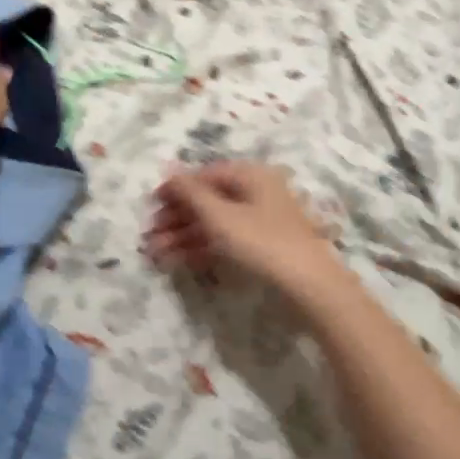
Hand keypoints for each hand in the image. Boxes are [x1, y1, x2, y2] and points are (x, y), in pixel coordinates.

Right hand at [143, 161, 340, 287]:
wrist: (309, 286)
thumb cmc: (262, 242)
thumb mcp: (220, 216)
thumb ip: (191, 193)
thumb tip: (170, 173)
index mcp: (249, 175)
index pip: (204, 175)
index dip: (175, 189)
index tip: (151, 207)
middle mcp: (256, 192)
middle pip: (208, 200)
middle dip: (176, 218)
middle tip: (150, 237)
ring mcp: (261, 220)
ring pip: (215, 223)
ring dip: (184, 236)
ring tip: (157, 255)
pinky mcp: (263, 246)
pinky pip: (226, 240)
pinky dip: (203, 248)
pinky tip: (180, 261)